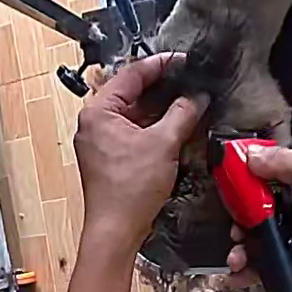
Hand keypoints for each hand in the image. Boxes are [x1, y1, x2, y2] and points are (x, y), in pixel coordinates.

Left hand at [73, 53, 204, 253]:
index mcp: (99, 111)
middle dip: (163, 92)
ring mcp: (102, 143)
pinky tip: (174, 134)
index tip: (182, 62)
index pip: (132, 75)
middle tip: (190, 85)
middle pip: (133, 96)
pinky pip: (135, 136)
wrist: (117, 229)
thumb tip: (196, 98)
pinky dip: (154, 132)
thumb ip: (182, 115)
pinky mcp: (111, 160)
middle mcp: (95, 123)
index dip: (160, 66)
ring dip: (161, 114)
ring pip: (135, 117)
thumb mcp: (163, 145)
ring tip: (187, 108)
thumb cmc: (130, 190)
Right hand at [228, 145, 291, 291]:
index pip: (271, 168)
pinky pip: (262, 264)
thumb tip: (253, 154)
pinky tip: (239, 271)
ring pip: (256, 236)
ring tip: (238, 252)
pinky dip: (247, 268)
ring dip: (240, 243)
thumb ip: (287, 161)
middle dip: (239, 213)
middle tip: (236, 222)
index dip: (248, 172)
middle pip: (257, 204)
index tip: (228, 178)